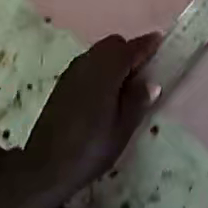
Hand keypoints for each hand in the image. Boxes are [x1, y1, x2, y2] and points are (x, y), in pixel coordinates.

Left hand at [0, 33, 159, 207]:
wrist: (47, 164)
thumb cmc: (91, 148)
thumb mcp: (122, 128)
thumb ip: (137, 100)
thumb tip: (151, 82)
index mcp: (105, 70)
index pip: (130, 48)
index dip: (146, 45)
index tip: (160, 42)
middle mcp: (87, 63)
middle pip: (113, 44)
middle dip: (130, 51)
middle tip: (145, 71)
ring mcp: (72, 71)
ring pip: (99, 52)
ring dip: (114, 59)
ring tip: (127, 84)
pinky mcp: (63, 82)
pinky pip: (88, 63)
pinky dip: (101, 67)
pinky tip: (106, 92)